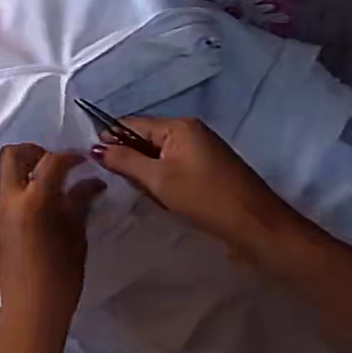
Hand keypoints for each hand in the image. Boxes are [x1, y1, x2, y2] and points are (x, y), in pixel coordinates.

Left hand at [0, 144, 104, 331]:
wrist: (30, 306)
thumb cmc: (61, 275)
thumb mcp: (76, 236)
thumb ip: (79, 203)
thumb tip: (92, 182)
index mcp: (32, 200)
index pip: (50, 162)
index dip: (70, 156)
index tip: (85, 160)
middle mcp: (9, 198)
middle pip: (12, 154)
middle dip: (36, 151)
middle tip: (60, 165)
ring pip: (7, 172)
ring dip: (29, 168)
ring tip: (57, 184)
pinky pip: (8, 191)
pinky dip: (25, 186)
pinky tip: (47, 203)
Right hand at [93, 116, 306, 254]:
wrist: (257, 229)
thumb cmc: (205, 198)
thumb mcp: (157, 179)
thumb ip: (123, 160)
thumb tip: (94, 148)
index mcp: (179, 126)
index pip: (129, 123)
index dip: (109, 140)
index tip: (95, 163)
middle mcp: (190, 131)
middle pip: (143, 139)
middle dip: (131, 161)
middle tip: (130, 184)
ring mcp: (201, 150)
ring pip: (156, 156)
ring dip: (147, 174)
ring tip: (152, 195)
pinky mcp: (207, 169)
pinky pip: (171, 167)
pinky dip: (162, 181)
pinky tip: (166, 198)